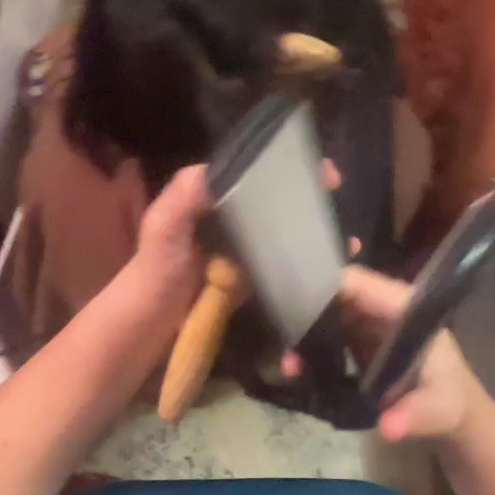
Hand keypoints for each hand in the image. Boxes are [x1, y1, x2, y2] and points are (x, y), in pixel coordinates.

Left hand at [131, 160, 351, 293]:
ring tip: (346, 240)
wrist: (149, 325)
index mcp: (210, 198)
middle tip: (340, 201)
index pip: (255, 173)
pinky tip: (331, 269)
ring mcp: (241, 252)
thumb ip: (188, 193)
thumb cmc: (154, 271)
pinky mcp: (248, 281)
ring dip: (314, 233)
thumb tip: (227, 169)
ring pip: (284, 233)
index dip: (288, 169)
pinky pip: (280, 267)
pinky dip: (304, 266)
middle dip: (310, 199)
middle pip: (276, 202)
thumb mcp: (165, 225)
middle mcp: (228, 220)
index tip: (322, 170)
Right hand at [287, 266, 484, 443]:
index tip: (293, 303)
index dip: (327, 287)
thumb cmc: (449, 401)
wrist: (450, 411)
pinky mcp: (357, 339)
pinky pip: (327, 334)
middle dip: (306, 312)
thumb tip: (388, 427)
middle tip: (285, 340)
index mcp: (405, 308)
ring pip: (327, 313)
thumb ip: (414, 415)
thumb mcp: (437, 410)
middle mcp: (383, 307)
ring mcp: (368, 322)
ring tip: (289, 364)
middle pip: (337, 294)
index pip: (362, 283)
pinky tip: (294, 367)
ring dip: (304, 332)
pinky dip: (309, 347)